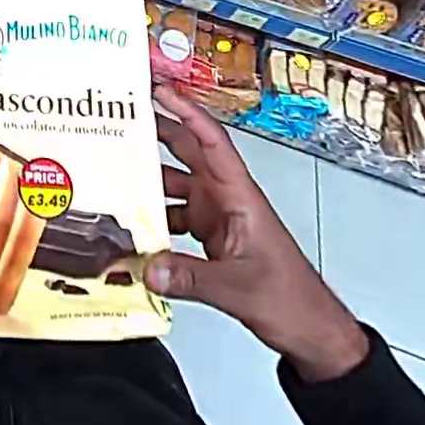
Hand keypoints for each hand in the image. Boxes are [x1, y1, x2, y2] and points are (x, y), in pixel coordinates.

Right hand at [149, 87, 368, 382]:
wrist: (313, 333)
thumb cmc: (293, 300)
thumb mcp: (239, 289)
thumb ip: (190, 277)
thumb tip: (148, 267)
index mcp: (238, 193)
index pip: (210, 140)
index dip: (184, 111)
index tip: (158, 91)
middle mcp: (224, 195)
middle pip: (186, 151)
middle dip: (154, 131)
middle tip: (120, 116)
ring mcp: (215, 213)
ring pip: (173, 181)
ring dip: (146, 176)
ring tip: (112, 169)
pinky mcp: (207, 232)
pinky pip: (171, 210)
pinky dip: (150, 212)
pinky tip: (129, 219)